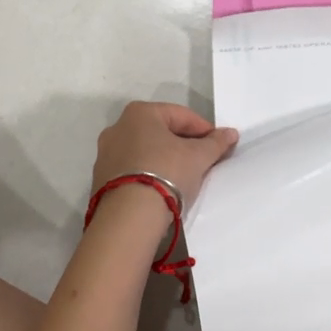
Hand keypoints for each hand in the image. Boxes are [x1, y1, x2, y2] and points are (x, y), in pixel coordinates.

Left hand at [93, 102, 238, 209]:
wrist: (129, 217)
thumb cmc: (167, 173)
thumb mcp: (198, 157)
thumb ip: (215, 143)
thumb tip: (230, 133)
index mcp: (140, 112)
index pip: (181, 116)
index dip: (204, 130)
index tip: (218, 145)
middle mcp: (118, 127)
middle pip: (160, 132)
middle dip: (183, 145)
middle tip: (203, 161)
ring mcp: (105, 155)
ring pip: (145, 152)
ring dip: (164, 160)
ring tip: (183, 178)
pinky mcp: (100, 180)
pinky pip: (132, 171)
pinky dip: (148, 175)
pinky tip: (162, 191)